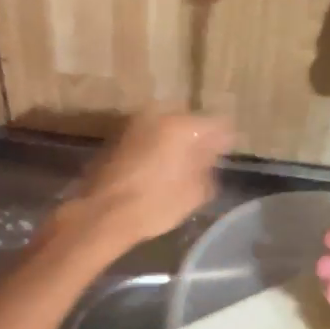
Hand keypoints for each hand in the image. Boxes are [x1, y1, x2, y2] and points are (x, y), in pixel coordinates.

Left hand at [63, 112, 231, 249]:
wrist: (102, 213)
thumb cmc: (154, 204)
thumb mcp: (195, 193)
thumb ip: (209, 168)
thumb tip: (212, 156)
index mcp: (182, 125)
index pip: (218, 123)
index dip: (226, 138)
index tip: (227, 152)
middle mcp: (158, 115)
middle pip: (189, 121)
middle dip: (198, 137)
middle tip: (205, 159)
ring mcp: (134, 124)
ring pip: (166, 126)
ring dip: (175, 140)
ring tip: (181, 165)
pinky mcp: (118, 136)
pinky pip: (148, 135)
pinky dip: (156, 145)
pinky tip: (158, 167)